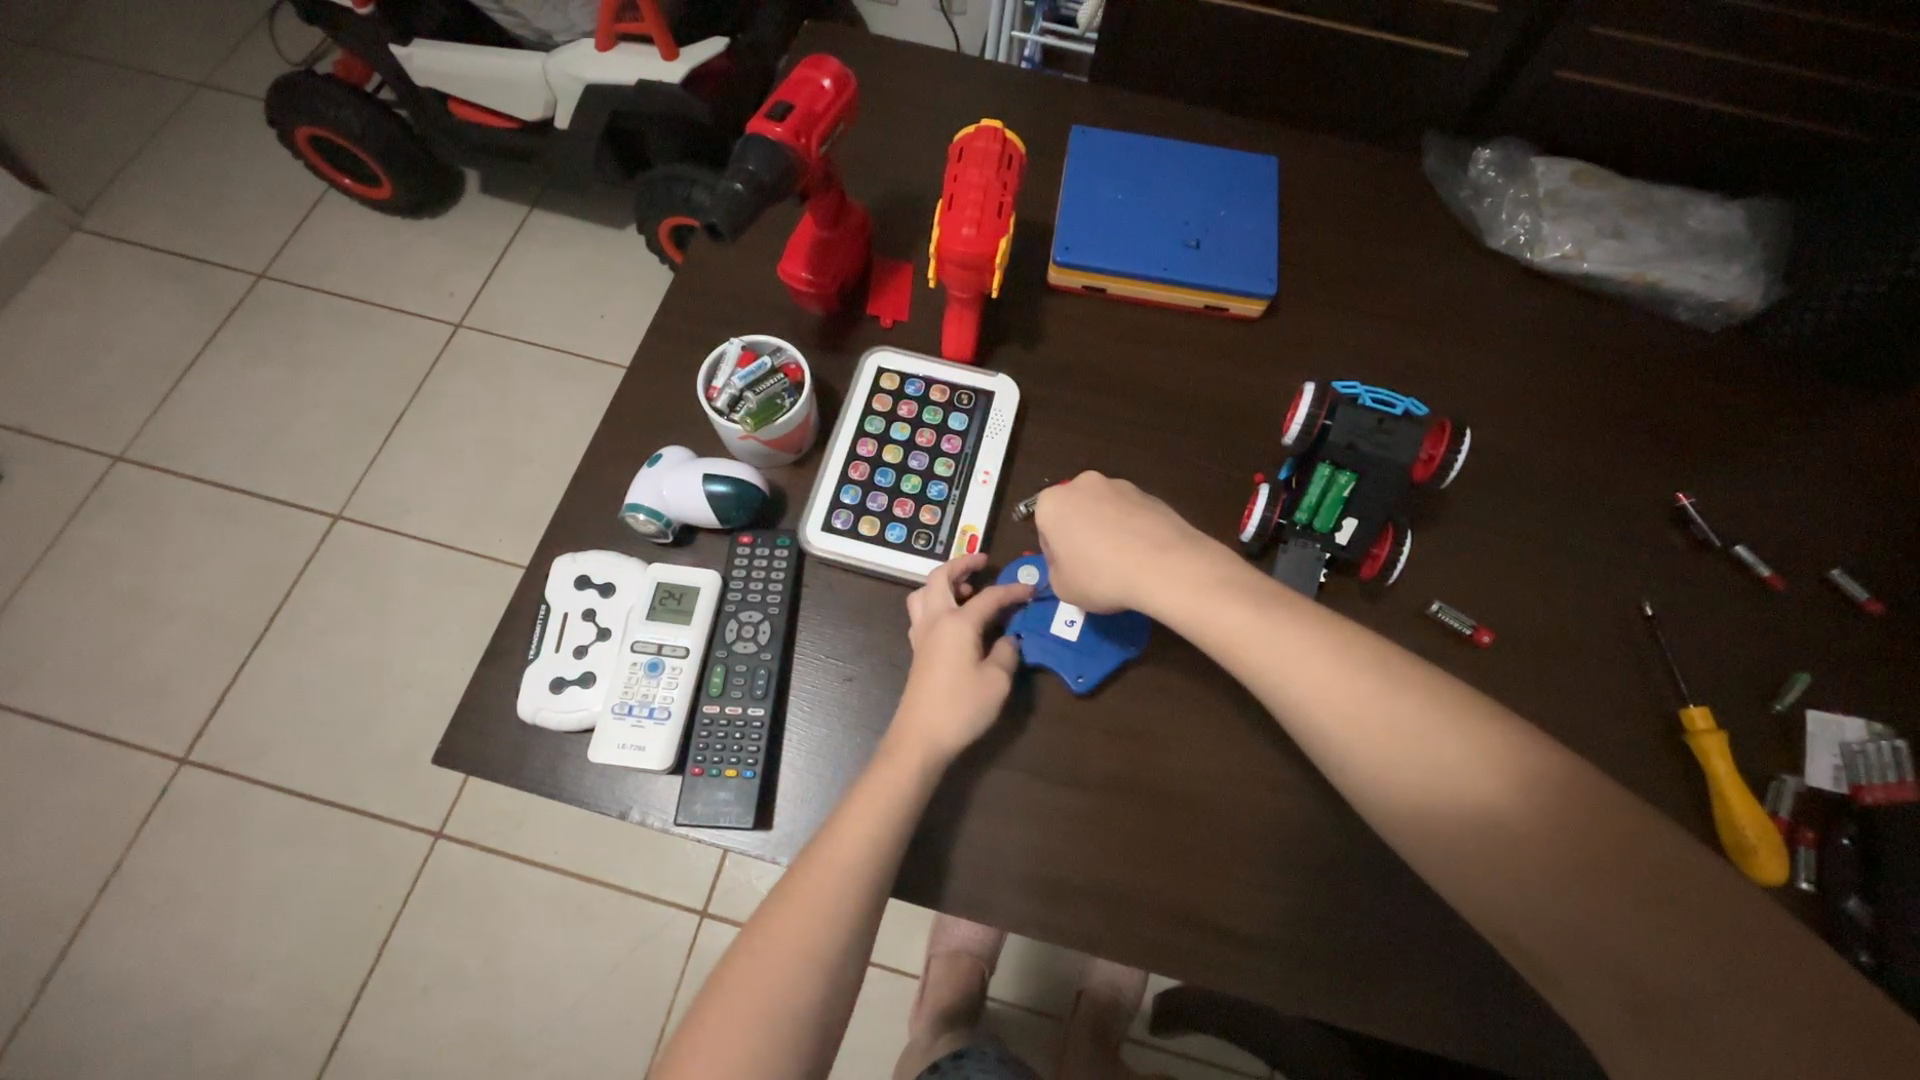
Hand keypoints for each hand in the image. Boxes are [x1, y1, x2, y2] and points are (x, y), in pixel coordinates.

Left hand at [890, 553, 1033, 765]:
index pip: (989, 596)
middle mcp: (935, 620)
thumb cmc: (962, 707)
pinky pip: (922, 614)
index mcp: (957, 622)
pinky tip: (955, 620)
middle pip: (939, 577)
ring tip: (966, 589)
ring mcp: (921, 635)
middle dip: (961, 564)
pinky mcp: (917, 651)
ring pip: (923, 593)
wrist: (921, 736)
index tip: (1032, 589)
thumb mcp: (997, 681)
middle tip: (982, 562)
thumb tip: (1009, 639)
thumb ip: (1006, 653)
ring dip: (943, 583)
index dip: (1012, 591)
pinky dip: (936, 604)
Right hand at [1035, 471, 1222, 614]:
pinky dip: (1132, 531)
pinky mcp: (1150, 494)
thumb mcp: (1062, 588)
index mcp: (1052, 503)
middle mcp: (1083, 484)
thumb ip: (1057, 571)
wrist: (1164, 565)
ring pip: (1104, 511)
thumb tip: (1070, 565)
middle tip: (1092, 567)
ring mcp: (1120, 486)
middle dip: (1080, 535)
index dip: (1055, 554)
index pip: (1044, 529)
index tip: (1069, 573)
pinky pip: (1131, 515)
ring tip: (1122, 563)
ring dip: (1107, 531)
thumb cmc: (1100, 576)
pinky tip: (1142, 556)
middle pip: (1074, 512)